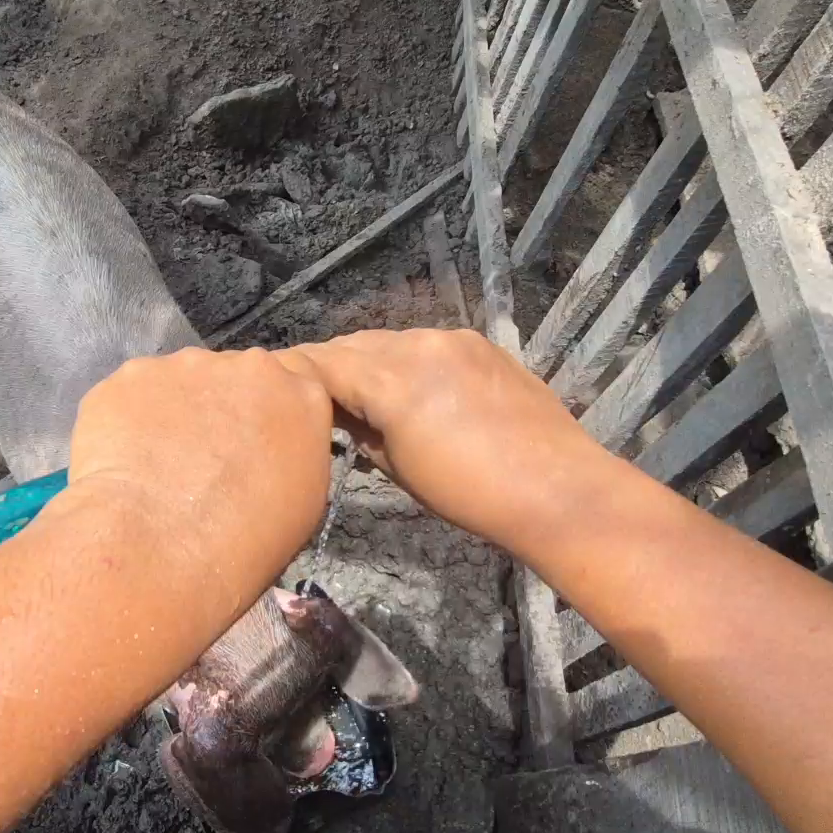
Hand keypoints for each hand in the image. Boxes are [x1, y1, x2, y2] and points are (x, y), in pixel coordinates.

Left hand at [66, 346, 331, 619]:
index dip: (275, 404)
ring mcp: (187, 365)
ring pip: (185, 380)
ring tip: (160, 465)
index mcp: (302, 396)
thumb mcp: (304, 499)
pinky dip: (133, 419)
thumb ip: (294, 448)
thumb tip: (268, 445)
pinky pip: (137, 392)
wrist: (157, 548)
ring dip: (178, 410)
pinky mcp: (133, 374)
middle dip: (226, 406)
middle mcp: (249, 367)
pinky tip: (127, 459)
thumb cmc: (246, 542)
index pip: (301, 375)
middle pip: (239, 375)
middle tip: (208, 458)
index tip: (259, 432)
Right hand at [280, 329, 619, 550]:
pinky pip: (428, 344)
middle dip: (332, 366)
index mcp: (390, 379)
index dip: (297, 373)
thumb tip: (344, 416)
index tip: (278, 385)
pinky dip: (408, 361)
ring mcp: (454, 339)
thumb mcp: (399, 469)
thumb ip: (362, 432)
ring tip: (364, 393)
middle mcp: (418, 343)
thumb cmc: (468, 493)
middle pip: (355, 345)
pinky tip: (413, 388)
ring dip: (371, 361)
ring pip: (392, 341)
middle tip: (317, 395)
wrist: (554, 487)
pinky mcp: (482, 344)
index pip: (324, 364)